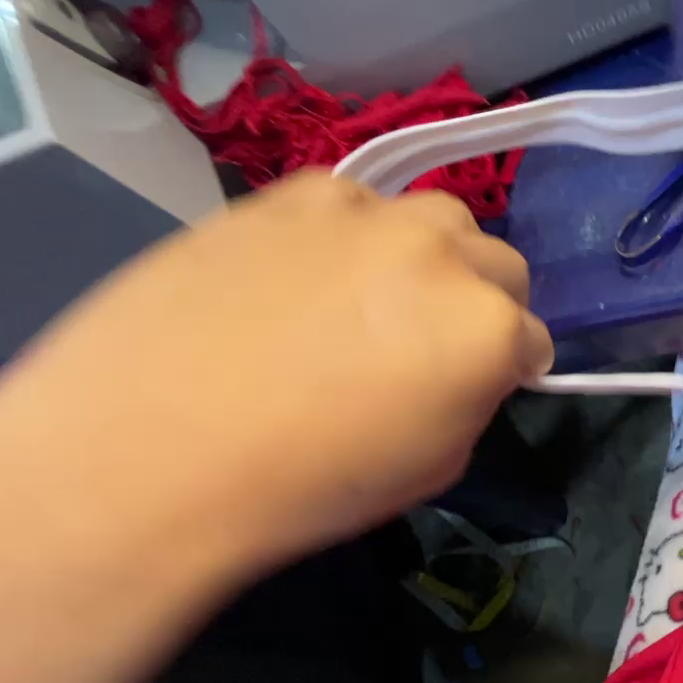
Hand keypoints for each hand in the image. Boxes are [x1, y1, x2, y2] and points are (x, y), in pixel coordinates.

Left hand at [0, 172, 551, 593]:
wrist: (146, 457)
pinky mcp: (284, 197)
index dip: (514, 371)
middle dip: (487, 303)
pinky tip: (312, 276)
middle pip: (502, 264)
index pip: (536, 341)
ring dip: (432, 257)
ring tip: (379, 296)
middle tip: (437, 341)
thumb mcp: (439, 463)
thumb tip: (466, 370)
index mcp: (490, 330)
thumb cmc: (312, 484)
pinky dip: (355, 236)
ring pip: (436, 219)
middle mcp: (441, 257)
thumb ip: (473, 398)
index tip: (481, 389)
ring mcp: (362, 216)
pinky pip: (353, 204)